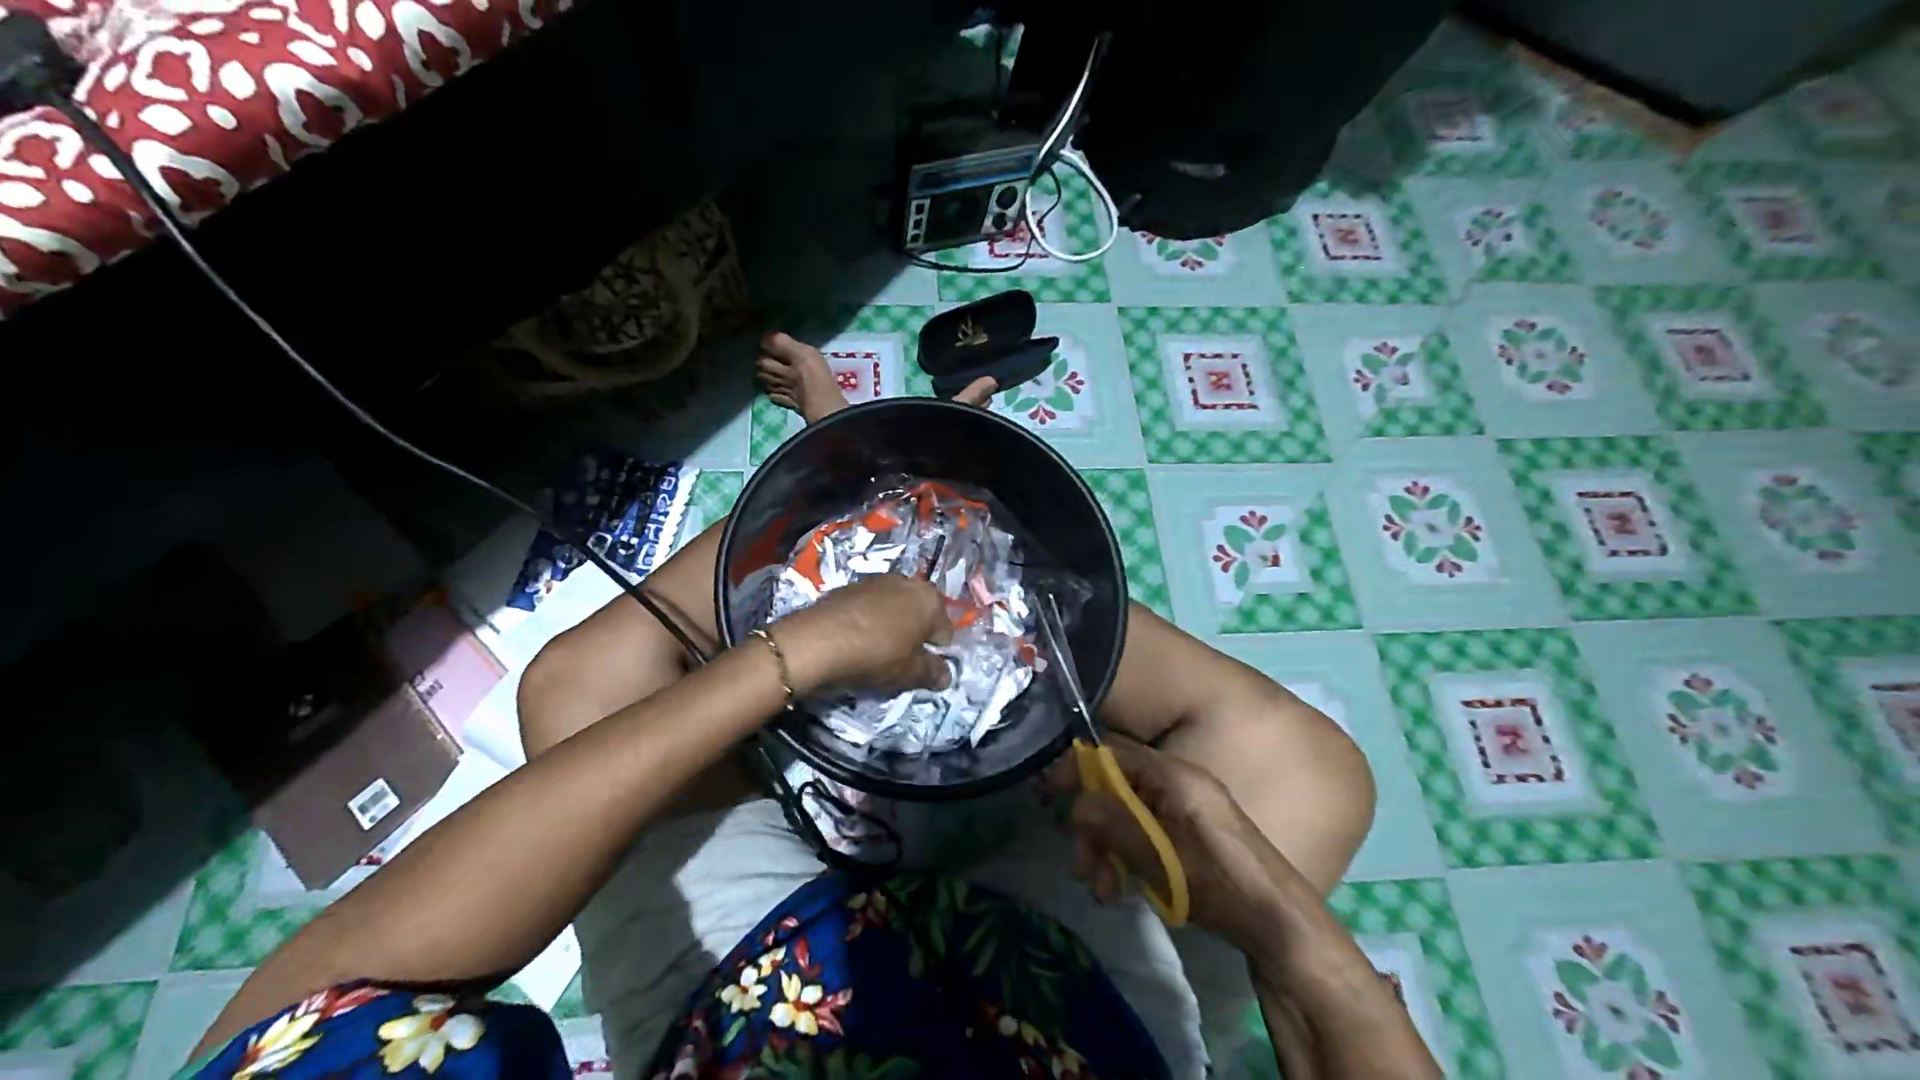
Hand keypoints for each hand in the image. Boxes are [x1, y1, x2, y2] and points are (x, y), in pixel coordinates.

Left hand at [769, 576, 952, 695]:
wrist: (818, 640)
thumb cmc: (875, 656)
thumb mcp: (910, 673)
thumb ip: (933, 672)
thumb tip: (946, 675)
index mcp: (930, 600)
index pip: (945, 631)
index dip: (935, 653)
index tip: (921, 669)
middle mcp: (908, 582)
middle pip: (919, 614)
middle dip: (914, 635)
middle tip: (899, 660)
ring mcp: (877, 580)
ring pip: (894, 607)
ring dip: (890, 626)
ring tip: (874, 650)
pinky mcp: (849, 585)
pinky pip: (868, 606)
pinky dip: (867, 620)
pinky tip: (854, 639)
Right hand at [1051, 738, 1316, 961]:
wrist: (1281, 928)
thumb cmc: (1222, 883)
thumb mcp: (1161, 858)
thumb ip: (1115, 825)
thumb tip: (1076, 803)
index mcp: (1175, 775)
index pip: (1114, 752)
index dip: (1079, 767)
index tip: (1051, 791)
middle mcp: (1178, 784)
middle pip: (1116, 789)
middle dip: (1092, 825)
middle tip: (1080, 866)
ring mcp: (1185, 810)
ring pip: (1127, 816)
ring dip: (1106, 848)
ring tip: (1101, 889)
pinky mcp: (1189, 835)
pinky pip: (1146, 834)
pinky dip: (1127, 856)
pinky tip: (1120, 888)